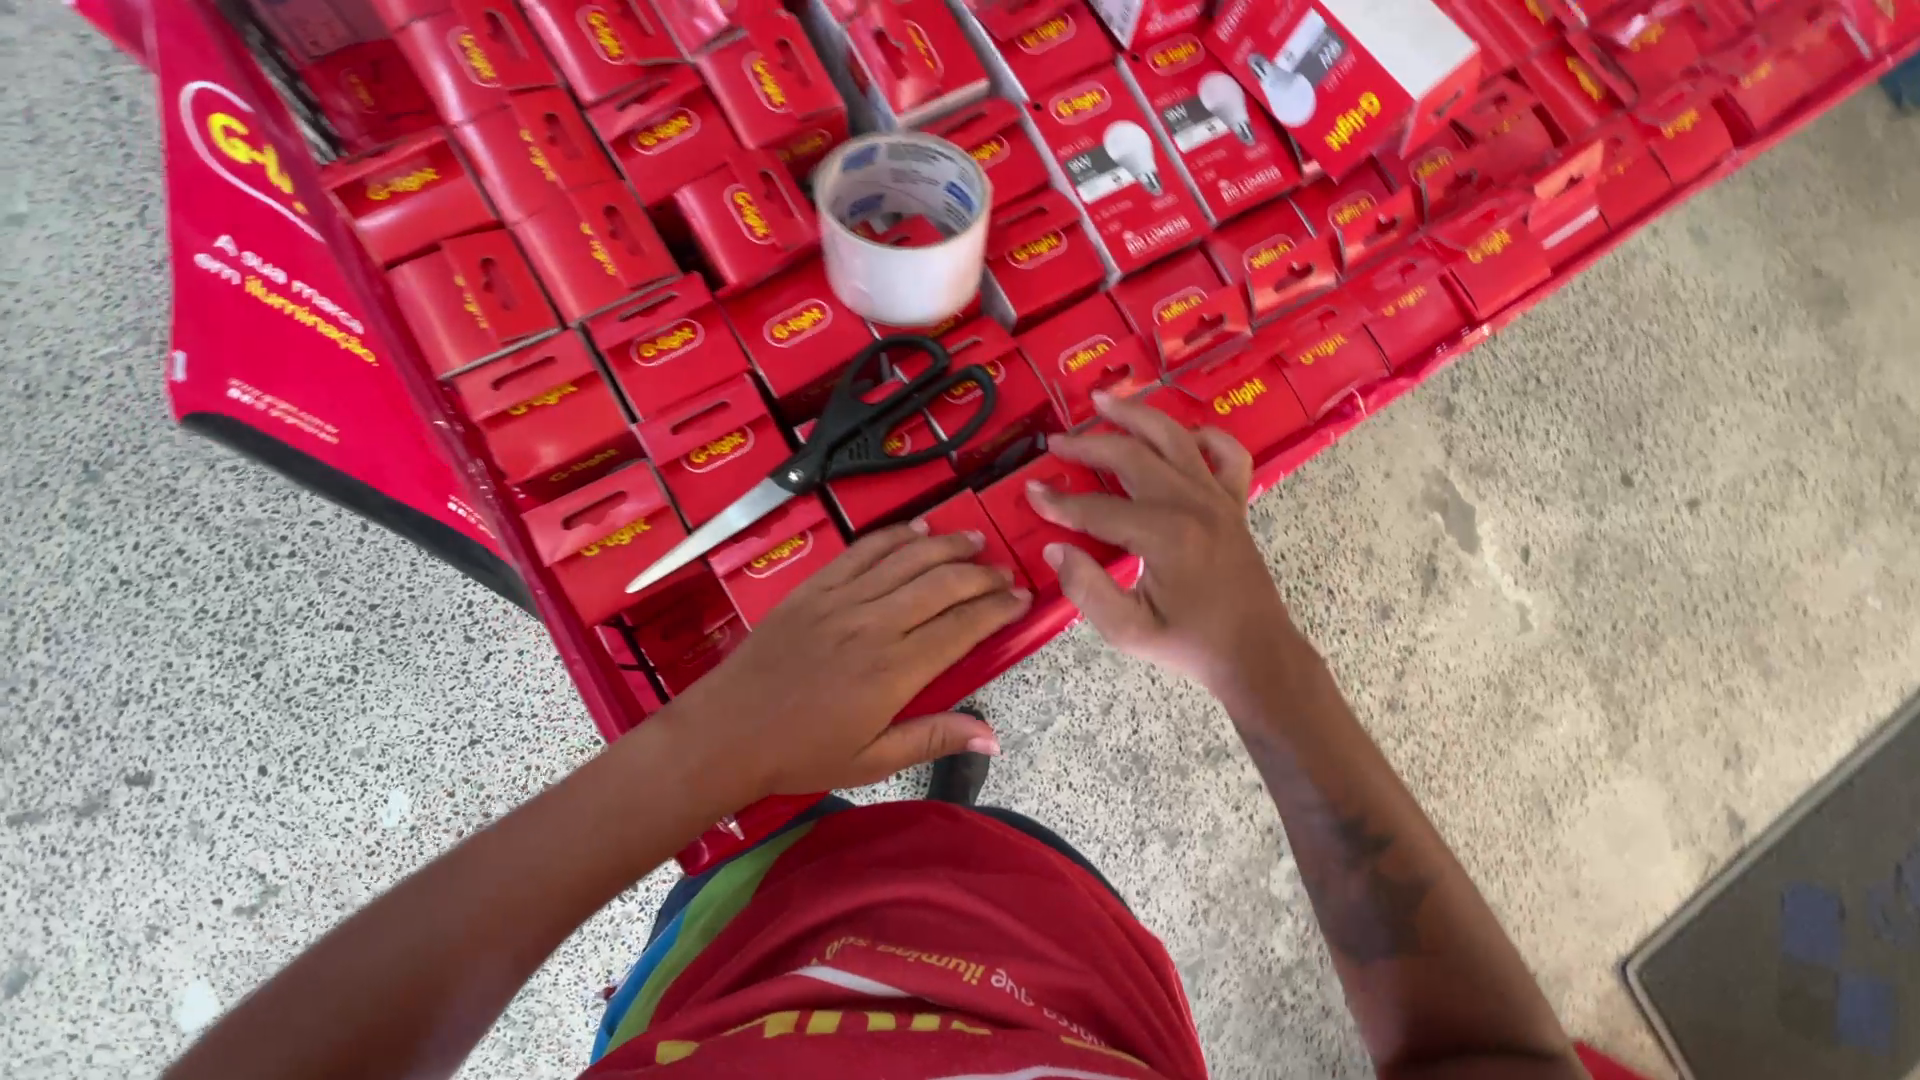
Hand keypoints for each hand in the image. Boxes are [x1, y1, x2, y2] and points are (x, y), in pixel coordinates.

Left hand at [669, 523, 1029, 797]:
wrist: (727, 731)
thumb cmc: (801, 753)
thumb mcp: (872, 761)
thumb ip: (934, 738)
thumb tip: (994, 736)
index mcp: (895, 671)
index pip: (962, 627)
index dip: (998, 609)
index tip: (1022, 598)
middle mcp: (875, 625)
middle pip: (943, 584)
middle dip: (982, 574)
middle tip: (1004, 573)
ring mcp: (842, 600)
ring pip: (908, 559)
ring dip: (947, 545)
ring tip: (974, 540)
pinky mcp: (815, 588)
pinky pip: (864, 551)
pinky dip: (896, 536)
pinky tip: (917, 530)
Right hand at [1025, 392, 1293, 691]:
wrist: (1255, 653)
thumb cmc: (1190, 644)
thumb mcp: (1128, 631)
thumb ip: (1087, 589)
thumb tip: (1056, 550)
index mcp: (1165, 535)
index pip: (1097, 509)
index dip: (1060, 502)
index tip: (1031, 492)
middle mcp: (1193, 504)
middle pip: (1132, 457)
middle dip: (1088, 447)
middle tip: (1056, 443)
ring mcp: (1218, 498)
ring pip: (1174, 439)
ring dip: (1137, 415)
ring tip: (1104, 401)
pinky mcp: (1235, 503)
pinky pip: (1227, 454)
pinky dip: (1206, 437)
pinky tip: (1184, 435)